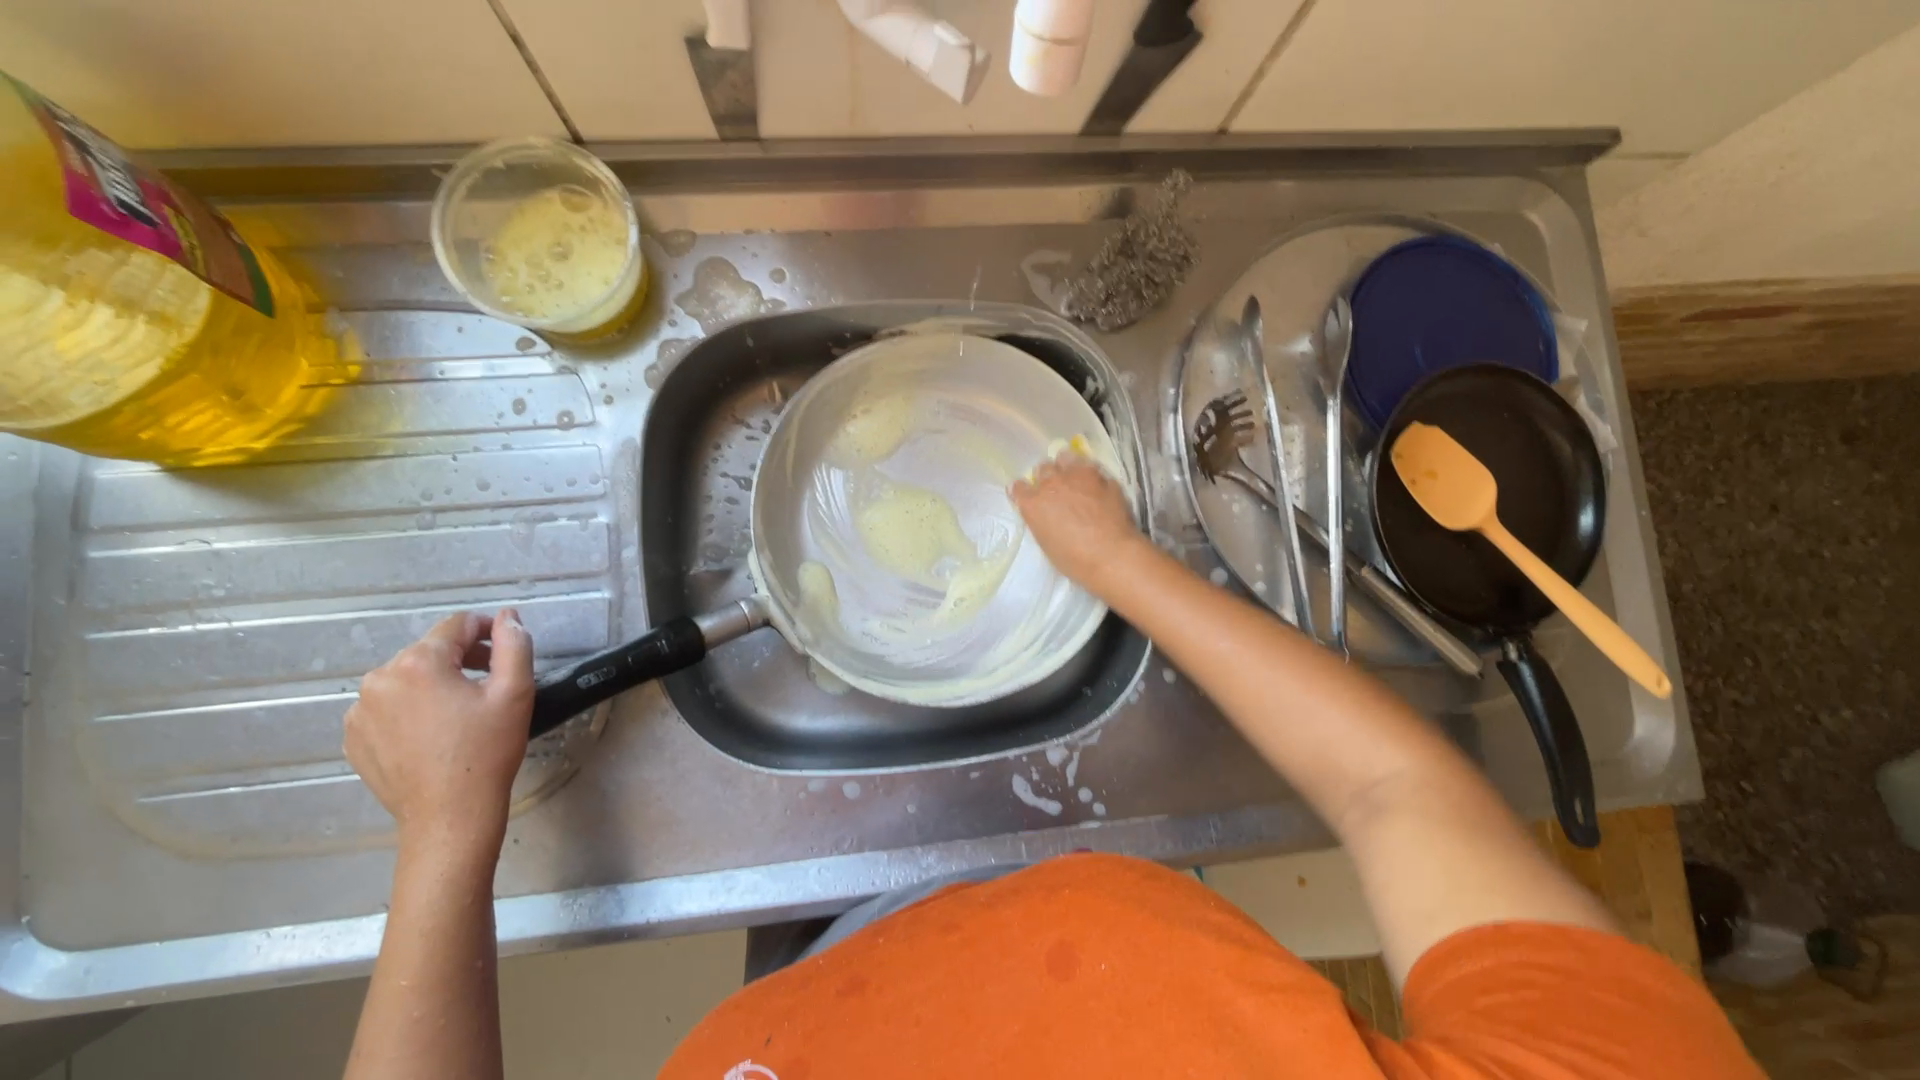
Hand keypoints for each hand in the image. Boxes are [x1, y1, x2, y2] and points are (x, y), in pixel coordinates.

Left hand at [344, 608, 534, 859]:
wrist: (449, 816)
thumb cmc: (487, 752)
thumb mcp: (515, 693)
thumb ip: (514, 645)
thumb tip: (507, 616)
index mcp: (418, 663)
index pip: (455, 626)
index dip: (486, 631)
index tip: (504, 652)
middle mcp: (379, 678)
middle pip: (428, 652)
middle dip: (460, 661)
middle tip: (488, 688)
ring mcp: (359, 710)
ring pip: (406, 679)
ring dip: (433, 684)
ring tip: (459, 714)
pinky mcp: (353, 737)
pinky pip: (386, 708)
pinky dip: (410, 710)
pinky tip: (432, 734)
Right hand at [1009, 453, 1147, 592]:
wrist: (1111, 555)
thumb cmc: (1075, 560)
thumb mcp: (1046, 543)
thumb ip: (1041, 521)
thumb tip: (1045, 514)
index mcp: (1033, 504)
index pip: (1018, 487)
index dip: (1025, 491)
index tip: (1030, 497)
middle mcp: (1050, 484)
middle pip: (1042, 468)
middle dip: (1047, 477)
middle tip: (1056, 490)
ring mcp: (1076, 476)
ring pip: (1065, 457)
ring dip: (1066, 466)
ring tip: (1074, 478)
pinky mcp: (1100, 475)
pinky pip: (1090, 466)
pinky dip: (1090, 474)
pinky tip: (1096, 485)